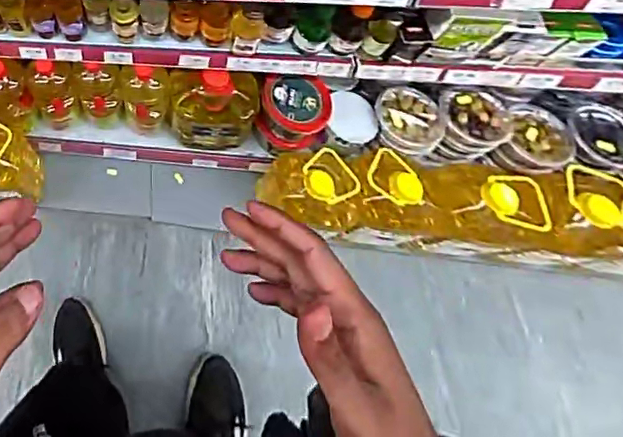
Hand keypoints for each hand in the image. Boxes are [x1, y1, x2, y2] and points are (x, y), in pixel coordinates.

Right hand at [220, 201, 434, 436]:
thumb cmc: (390, 436)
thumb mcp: (357, 402)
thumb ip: (329, 355)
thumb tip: (312, 307)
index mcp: (355, 316)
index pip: (313, 255)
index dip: (282, 227)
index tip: (254, 210)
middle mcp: (347, 313)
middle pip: (300, 260)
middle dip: (263, 235)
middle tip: (232, 219)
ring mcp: (341, 326)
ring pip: (296, 278)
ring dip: (263, 262)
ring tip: (233, 255)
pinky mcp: (334, 342)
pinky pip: (299, 302)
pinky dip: (274, 289)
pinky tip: (259, 289)